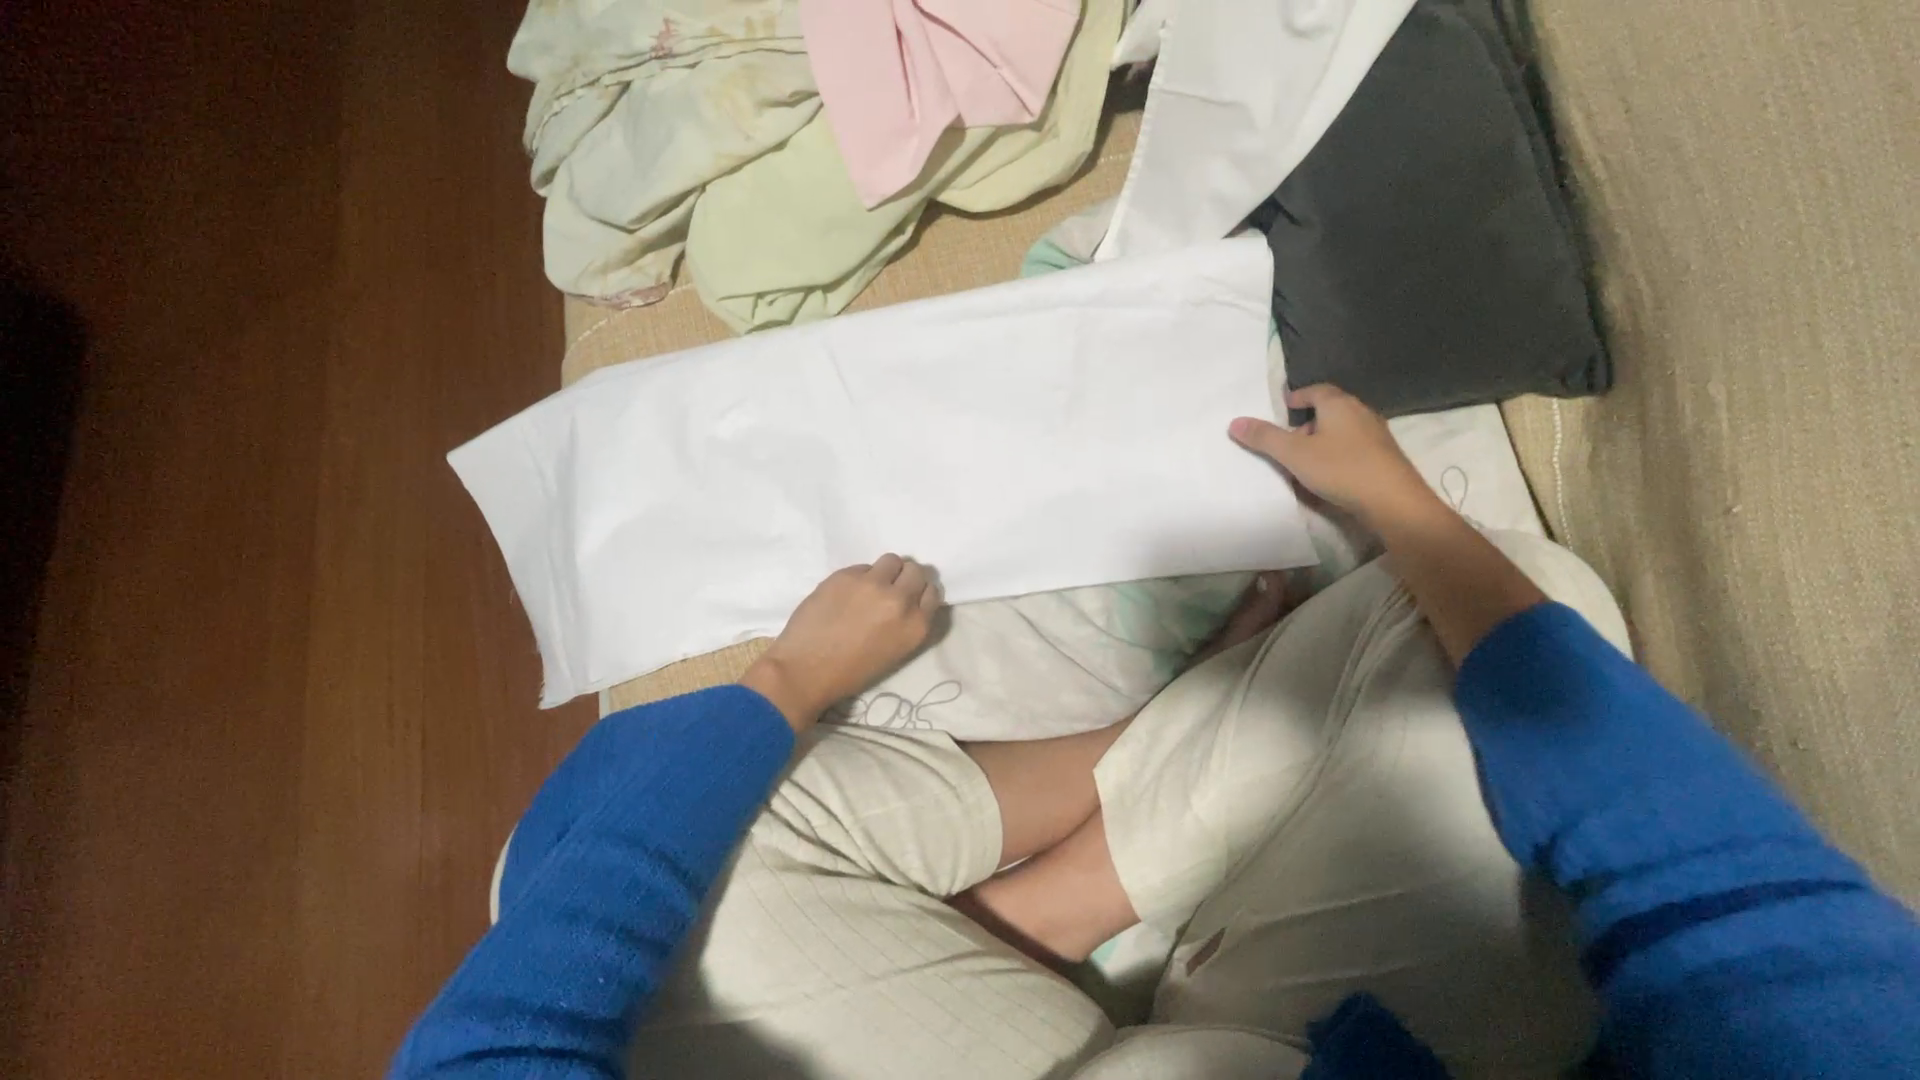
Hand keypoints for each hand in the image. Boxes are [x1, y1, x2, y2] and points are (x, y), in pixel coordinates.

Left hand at [741, 554, 942, 731]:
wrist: (805, 670)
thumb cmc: (851, 672)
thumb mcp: (895, 652)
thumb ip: (907, 622)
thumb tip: (907, 598)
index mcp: (916, 626)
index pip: (932, 592)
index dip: (919, 593)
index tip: (908, 597)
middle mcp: (900, 600)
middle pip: (916, 571)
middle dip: (905, 578)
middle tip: (889, 589)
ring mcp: (872, 584)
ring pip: (892, 560)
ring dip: (885, 571)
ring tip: (869, 586)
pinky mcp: (846, 575)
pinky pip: (863, 566)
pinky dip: (859, 577)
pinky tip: (845, 594)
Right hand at [1229, 384, 1439, 529]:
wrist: (1392, 500)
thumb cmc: (1340, 468)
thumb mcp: (1294, 454)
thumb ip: (1264, 438)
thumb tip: (1235, 422)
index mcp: (1339, 405)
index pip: (1316, 390)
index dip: (1298, 397)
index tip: (1284, 406)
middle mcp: (1360, 413)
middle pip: (1330, 410)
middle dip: (1308, 422)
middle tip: (1289, 438)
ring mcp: (1376, 435)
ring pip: (1343, 430)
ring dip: (1323, 441)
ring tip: (1305, 461)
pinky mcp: (1384, 457)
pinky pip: (1354, 448)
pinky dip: (1338, 455)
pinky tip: (1329, 476)